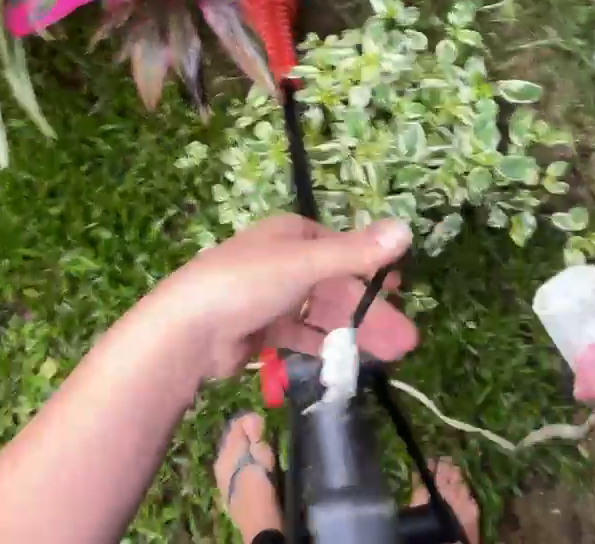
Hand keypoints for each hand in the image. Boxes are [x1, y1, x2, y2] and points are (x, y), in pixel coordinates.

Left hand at [143, 214, 418, 380]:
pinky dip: (325, 348)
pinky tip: (349, 366)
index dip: (372, 272)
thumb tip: (406, 228)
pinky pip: (301, 336)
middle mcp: (282, 261)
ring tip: (392, 358)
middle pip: (335, 287)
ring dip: (354, 334)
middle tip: (406, 342)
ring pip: (322, 314)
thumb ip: (355, 252)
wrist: (188, 329)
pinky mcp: (260, 330)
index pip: (342, 249)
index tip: (401, 294)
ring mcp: (270, 297)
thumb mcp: (305, 263)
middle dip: (370, 313)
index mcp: (292, 234)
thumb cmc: (248, 282)